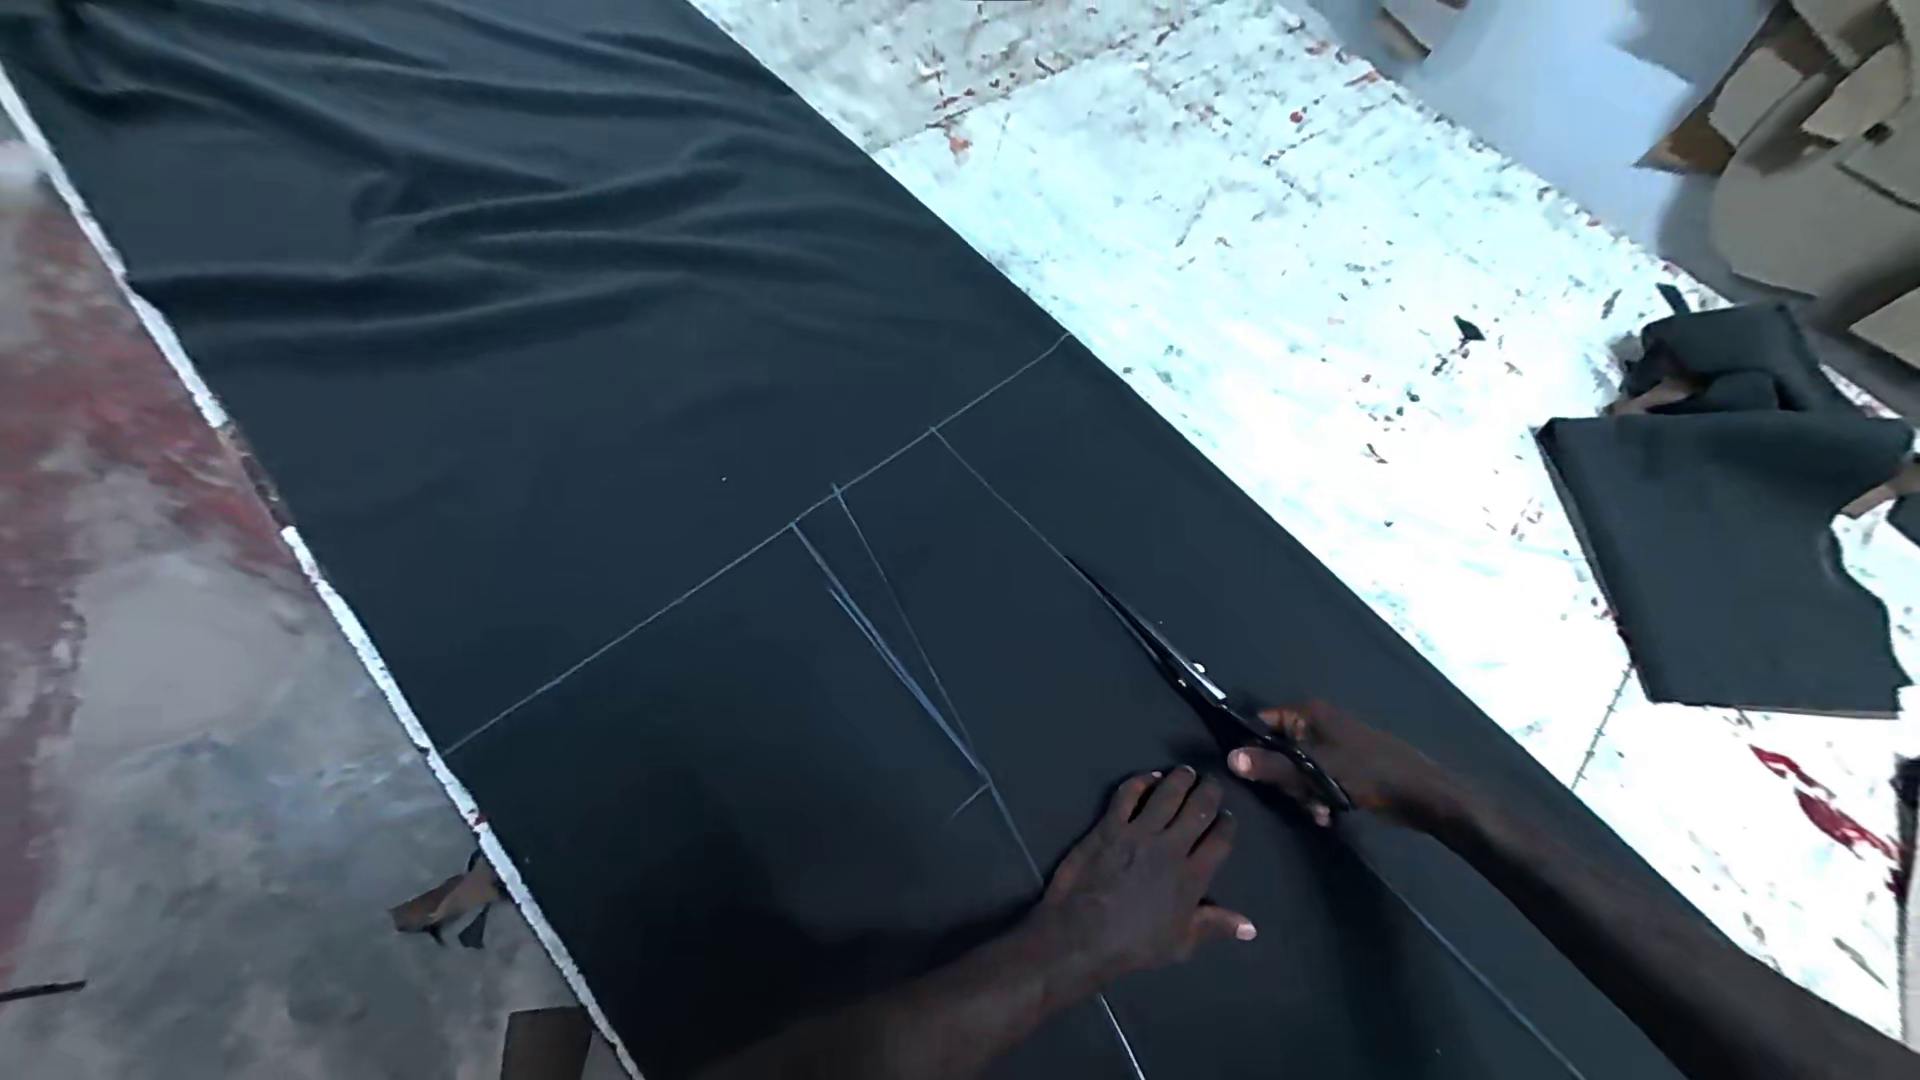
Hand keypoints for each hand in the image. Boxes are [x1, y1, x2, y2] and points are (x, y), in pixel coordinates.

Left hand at [1026, 767, 1253, 993]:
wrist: (1083, 934)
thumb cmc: (1134, 944)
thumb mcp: (1180, 943)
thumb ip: (1213, 926)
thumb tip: (1250, 925)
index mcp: (1191, 877)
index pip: (1219, 841)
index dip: (1227, 825)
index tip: (1228, 816)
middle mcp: (1170, 847)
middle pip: (1197, 809)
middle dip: (1209, 791)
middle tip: (1212, 781)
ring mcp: (1138, 832)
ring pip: (1166, 794)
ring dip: (1179, 779)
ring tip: (1186, 771)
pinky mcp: (1110, 825)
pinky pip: (1127, 794)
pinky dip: (1140, 781)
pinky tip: (1149, 776)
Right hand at [1226, 700, 1460, 829]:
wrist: (1425, 796)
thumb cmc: (1368, 773)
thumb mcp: (1315, 771)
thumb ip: (1270, 766)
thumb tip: (1230, 759)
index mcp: (1308, 714)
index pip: (1262, 722)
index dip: (1253, 746)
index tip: (1251, 770)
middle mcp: (1317, 725)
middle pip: (1278, 750)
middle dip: (1285, 778)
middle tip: (1297, 794)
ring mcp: (1332, 746)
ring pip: (1297, 769)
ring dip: (1302, 792)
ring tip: (1317, 809)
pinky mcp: (1345, 767)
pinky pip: (1316, 779)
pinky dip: (1317, 796)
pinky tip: (1327, 814)